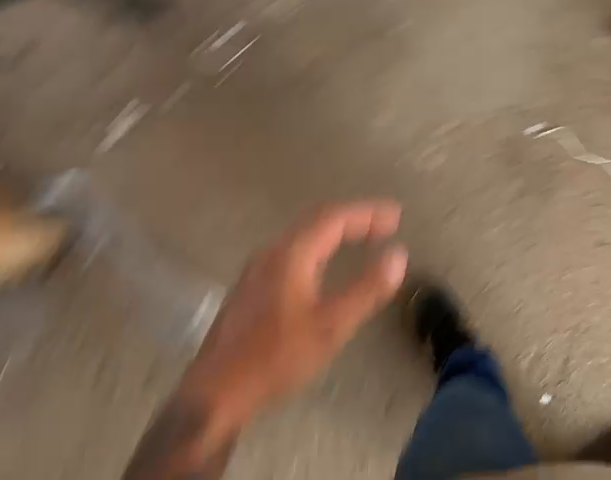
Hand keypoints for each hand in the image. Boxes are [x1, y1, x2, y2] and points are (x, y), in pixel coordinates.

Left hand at [176, 201, 408, 432]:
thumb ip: (366, 289)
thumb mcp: (330, 327)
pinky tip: (322, 268)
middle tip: (383, 226)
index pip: (335, 217)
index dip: (368, 213)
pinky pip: (291, 251)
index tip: (396, 217)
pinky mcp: (249, 290)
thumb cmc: (274, 358)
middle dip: (353, 218)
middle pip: (316, 220)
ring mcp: (255, 271)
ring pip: (301, 236)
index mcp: (291, 254)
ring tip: (360, 240)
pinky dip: (317, 247)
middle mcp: (271, 253)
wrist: (212, 396)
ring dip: (334, 232)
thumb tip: (398, 256)